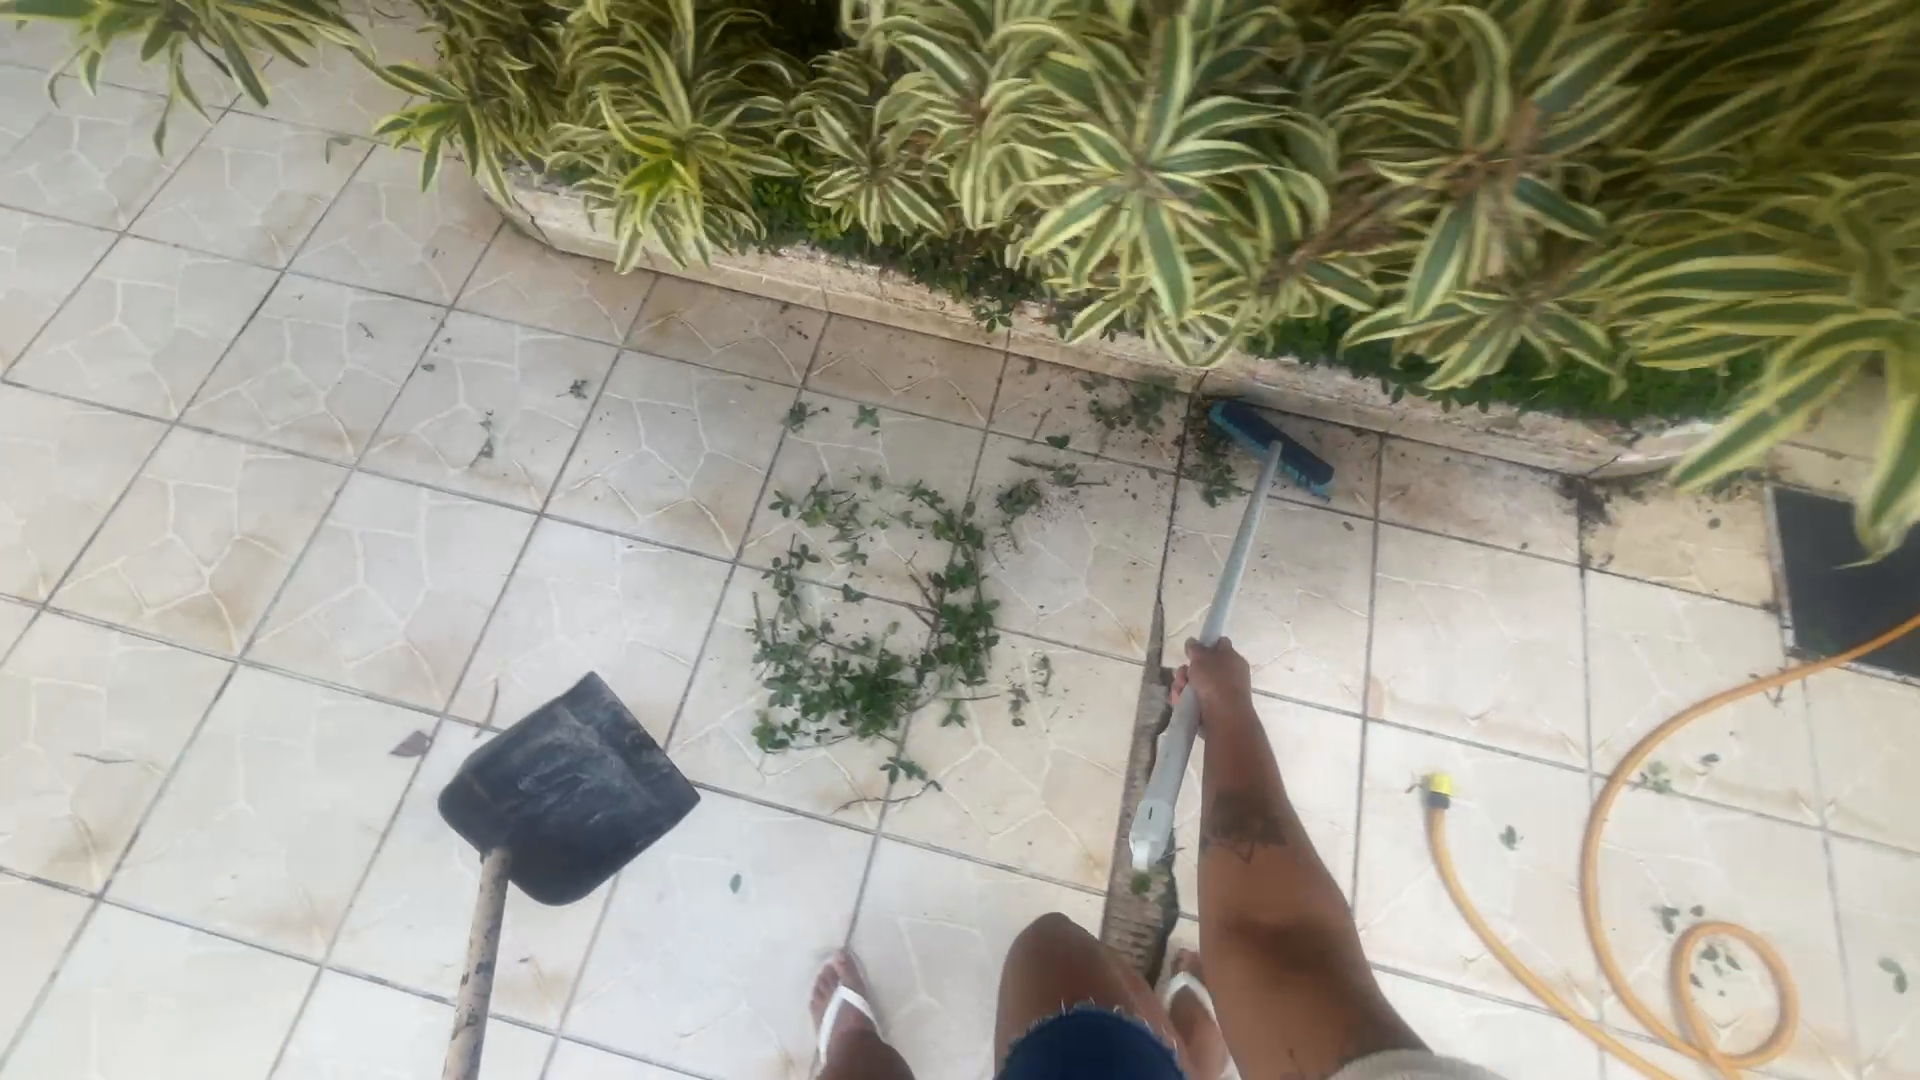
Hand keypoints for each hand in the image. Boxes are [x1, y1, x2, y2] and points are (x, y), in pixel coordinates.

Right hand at [1169, 637, 1252, 724]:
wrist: (1223, 716)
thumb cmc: (1215, 680)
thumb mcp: (1202, 656)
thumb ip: (1195, 647)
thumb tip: (1193, 641)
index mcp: (1232, 659)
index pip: (1220, 645)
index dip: (1205, 644)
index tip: (1192, 649)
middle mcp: (1228, 675)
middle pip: (1202, 666)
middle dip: (1187, 670)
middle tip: (1184, 674)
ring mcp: (1220, 693)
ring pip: (1194, 683)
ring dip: (1182, 685)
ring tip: (1179, 691)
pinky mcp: (1211, 709)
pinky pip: (1193, 699)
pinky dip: (1184, 699)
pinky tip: (1178, 701)